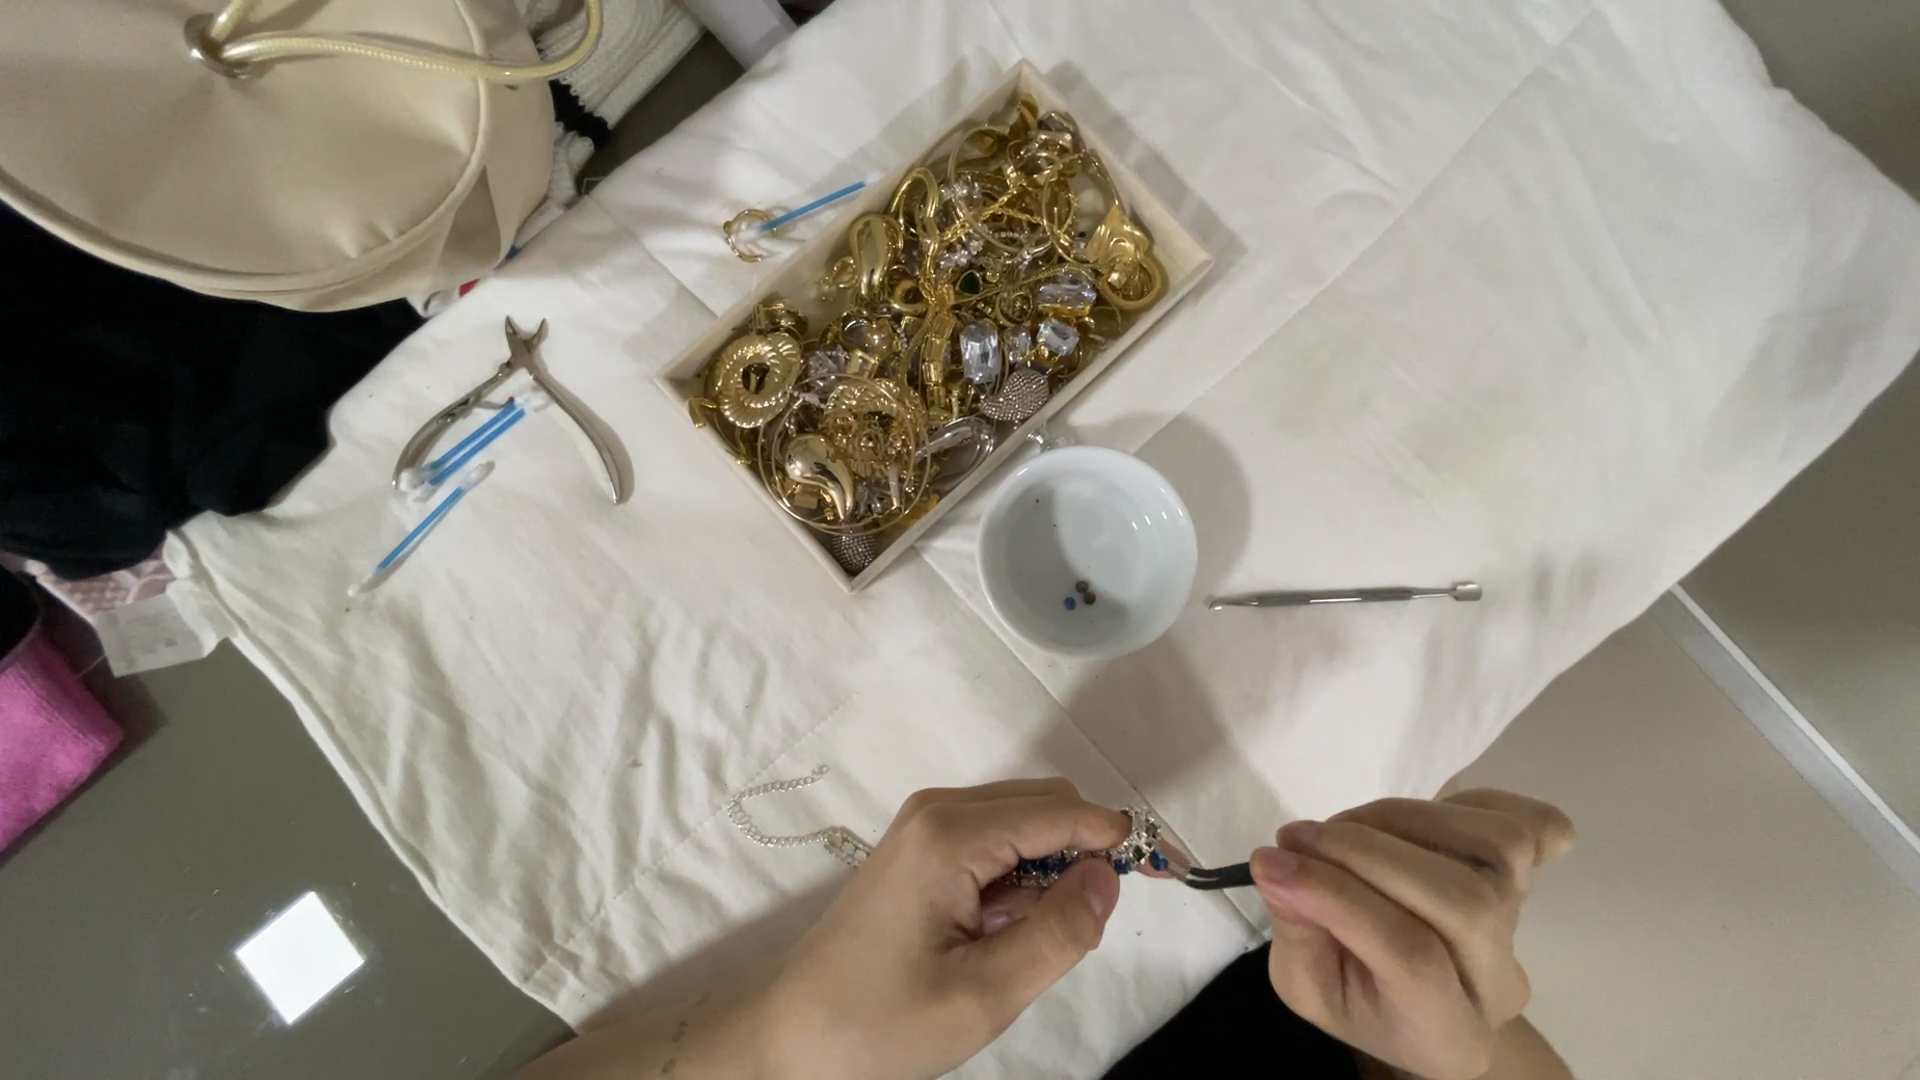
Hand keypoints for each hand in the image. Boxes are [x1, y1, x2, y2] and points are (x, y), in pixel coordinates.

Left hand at [762, 779, 1128, 1079]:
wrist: (790, 1035)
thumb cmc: (880, 1022)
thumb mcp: (983, 995)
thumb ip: (1057, 933)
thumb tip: (1109, 875)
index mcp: (951, 833)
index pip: (1059, 812)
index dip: (1115, 837)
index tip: (1165, 869)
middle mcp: (940, 809)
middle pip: (1044, 804)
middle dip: (1083, 851)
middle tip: (1093, 925)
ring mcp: (927, 823)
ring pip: (1023, 820)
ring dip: (1050, 868)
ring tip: (1032, 940)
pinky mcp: (923, 845)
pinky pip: (995, 839)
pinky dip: (1020, 874)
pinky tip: (1003, 928)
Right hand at [1252, 790, 1574, 1079]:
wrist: (1425, 1004)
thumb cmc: (1359, 996)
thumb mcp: (1305, 984)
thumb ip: (1293, 930)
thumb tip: (1276, 864)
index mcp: (1445, 1031)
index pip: (1411, 956)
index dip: (1334, 895)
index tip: (1268, 861)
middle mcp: (1498, 979)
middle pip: (1464, 902)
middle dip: (1365, 852)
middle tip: (1299, 839)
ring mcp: (1523, 926)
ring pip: (1497, 852)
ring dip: (1403, 820)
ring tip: (1347, 828)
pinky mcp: (1529, 879)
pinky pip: (1534, 827)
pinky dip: (1478, 804)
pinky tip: (1423, 814)